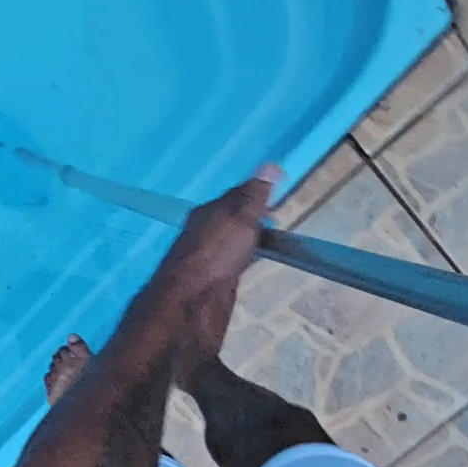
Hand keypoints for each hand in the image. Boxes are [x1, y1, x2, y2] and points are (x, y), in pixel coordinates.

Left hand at [141, 164, 280, 372]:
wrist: (191, 300)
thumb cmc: (216, 253)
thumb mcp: (240, 217)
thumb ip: (254, 195)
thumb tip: (269, 166)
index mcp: (206, 212)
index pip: (235, 195)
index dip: (256, 192)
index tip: (276, 193)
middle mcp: (201, 232)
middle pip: (230, 219)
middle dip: (250, 217)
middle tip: (274, 219)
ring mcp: (204, 259)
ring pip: (229, 242)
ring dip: (246, 239)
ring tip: (267, 240)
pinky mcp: (209, 282)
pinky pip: (230, 263)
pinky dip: (242, 259)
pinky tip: (249, 264)